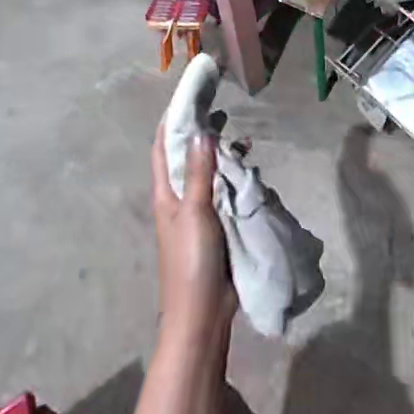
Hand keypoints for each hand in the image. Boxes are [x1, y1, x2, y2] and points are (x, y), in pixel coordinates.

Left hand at [150, 124, 235, 342]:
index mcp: (166, 193)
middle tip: (220, 109)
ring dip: (219, 155)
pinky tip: (251, 173)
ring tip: (240, 137)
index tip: (188, 96)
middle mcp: (178, 199)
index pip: (162, 147)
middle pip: (185, 157)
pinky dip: (234, 179)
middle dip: (199, 133)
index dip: (171, 121)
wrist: (202, 317)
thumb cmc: (191, 262)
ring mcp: (198, 215)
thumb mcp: (195, 213)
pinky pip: (223, 194)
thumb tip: (199, 130)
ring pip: (206, 174)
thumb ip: (198, 172)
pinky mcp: (216, 229)